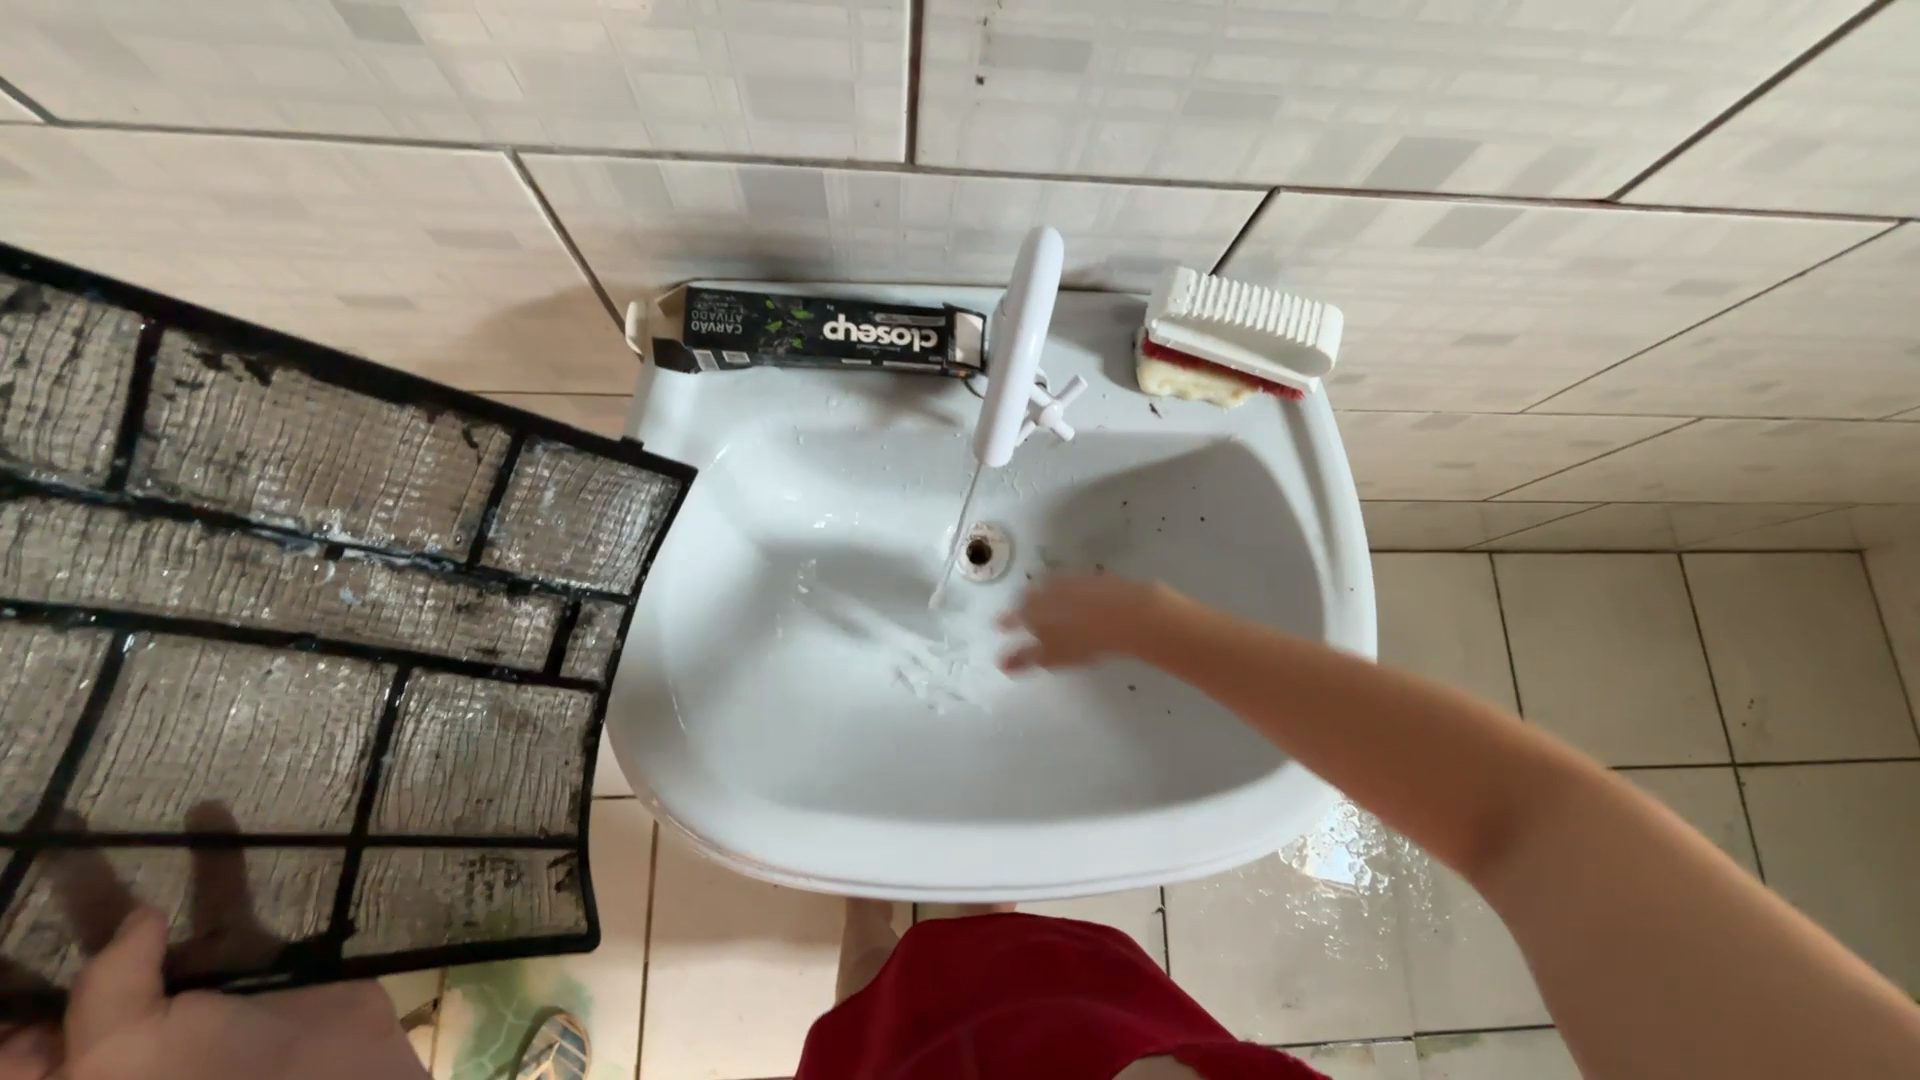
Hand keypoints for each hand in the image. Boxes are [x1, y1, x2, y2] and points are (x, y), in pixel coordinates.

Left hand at [0, 803, 423, 1079]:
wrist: (334, 1075)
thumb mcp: (120, 1054)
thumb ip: (107, 983)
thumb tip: (137, 922)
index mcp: (66, 1073)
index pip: (7, 1027)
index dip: (0, 975)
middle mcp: (114, 1035)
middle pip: (58, 971)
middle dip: (34, 919)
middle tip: (28, 855)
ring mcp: (185, 996)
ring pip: (138, 928)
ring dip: (112, 879)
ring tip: (86, 821)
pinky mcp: (251, 960)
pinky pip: (229, 903)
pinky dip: (220, 859)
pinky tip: (211, 812)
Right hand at [996, 575, 1177, 672]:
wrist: (1128, 613)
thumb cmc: (1086, 640)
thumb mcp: (1053, 656)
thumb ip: (1026, 659)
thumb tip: (1001, 664)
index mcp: (1034, 610)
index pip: (1015, 616)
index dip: (1007, 623)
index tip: (998, 625)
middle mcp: (1049, 591)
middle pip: (1031, 597)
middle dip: (1024, 604)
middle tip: (1020, 609)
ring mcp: (1073, 582)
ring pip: (1052, 587)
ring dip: (1046, 594)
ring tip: (1046, 601)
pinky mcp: (1096, 579)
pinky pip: (1075, 584)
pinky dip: (1069, 591)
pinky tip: (1077, 598)